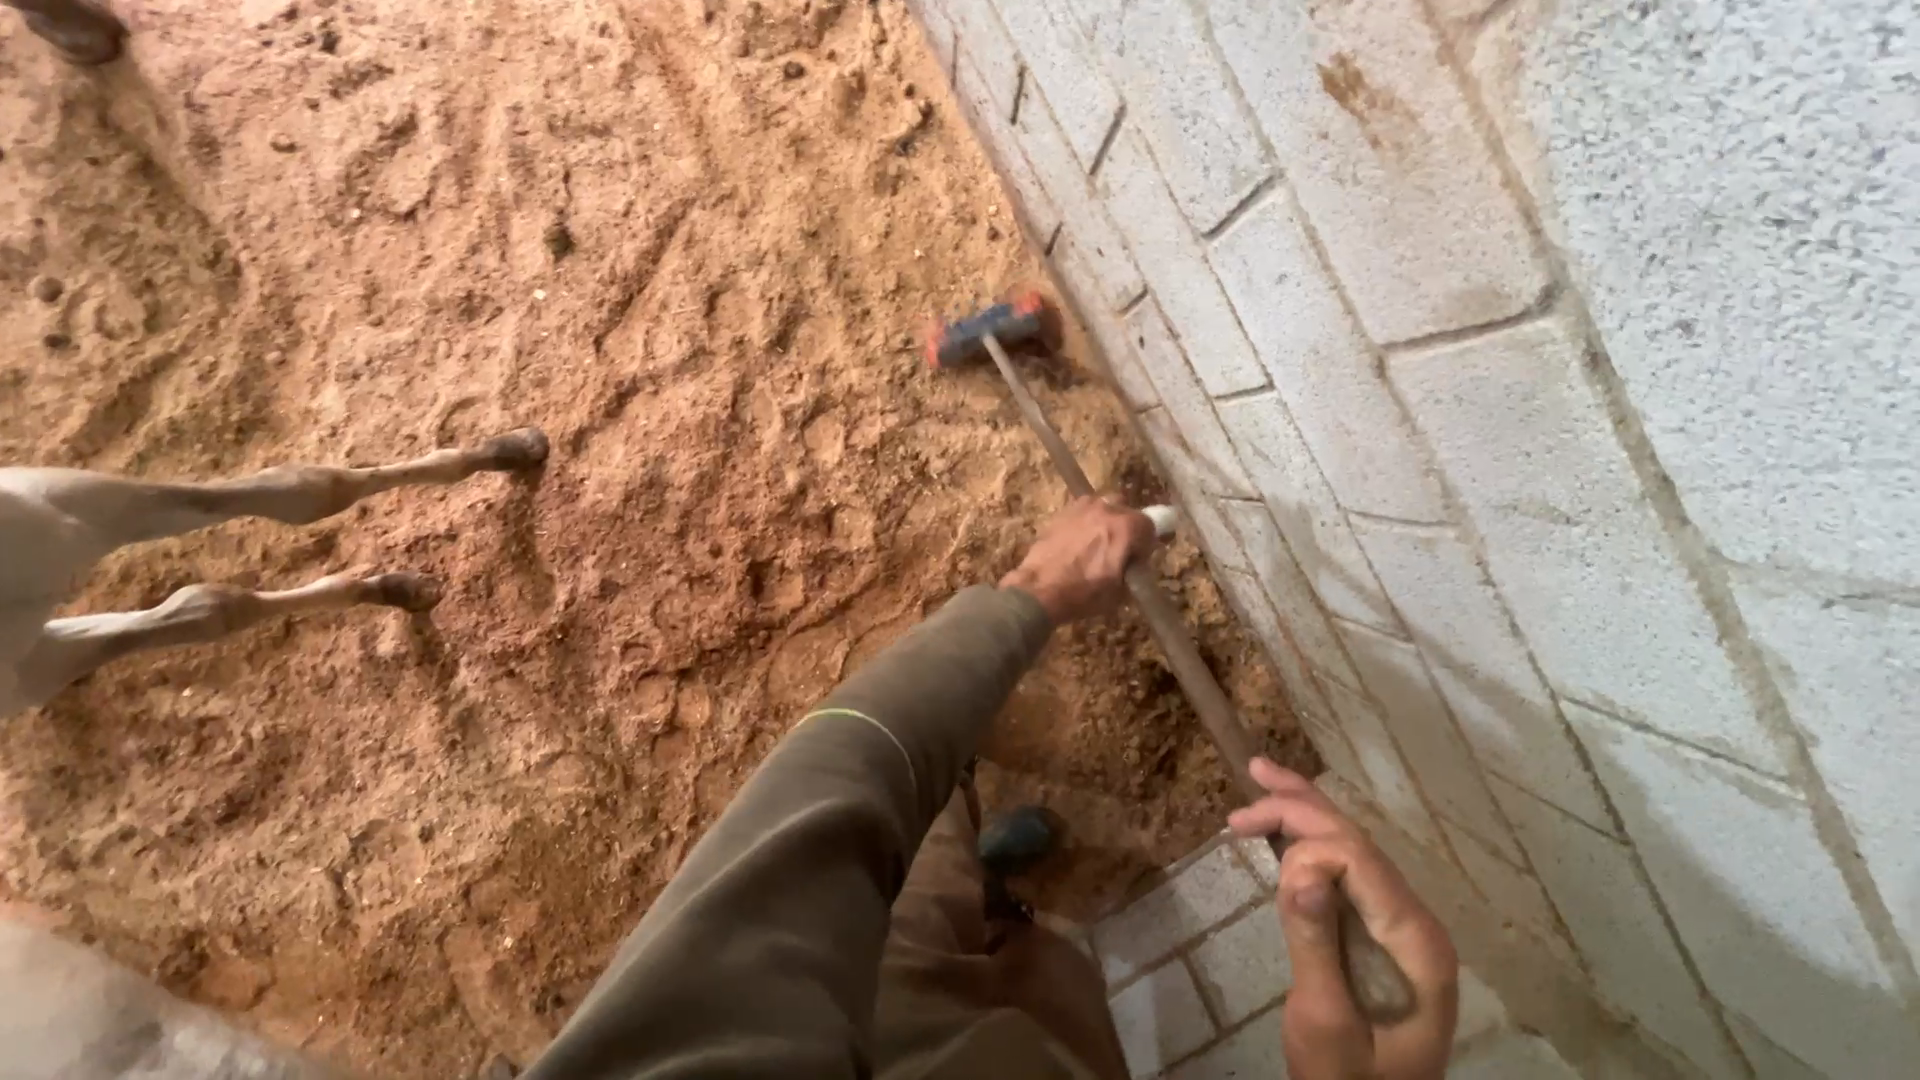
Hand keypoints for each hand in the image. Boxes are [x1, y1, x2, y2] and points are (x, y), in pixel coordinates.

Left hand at [999, 496, 1155, 624]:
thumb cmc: (1084, 593)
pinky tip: (1078, 541)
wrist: (1039, 589)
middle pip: (1126, 511)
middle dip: (1127, 527)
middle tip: (1119, 549)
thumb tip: (1132, 563)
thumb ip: (1133, 569)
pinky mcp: (1061, 513)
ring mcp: (1081, 507)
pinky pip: (1082, 511)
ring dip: (1105, 520)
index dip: (1146, 543)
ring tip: (1097, 543)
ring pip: (1103, 506)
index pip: (1149, 525)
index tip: (1138, 558)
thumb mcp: (1120, 590)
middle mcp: (1106, 509)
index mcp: (1126, 527)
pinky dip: (1085, 522)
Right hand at [1228, 758, 1458, 1079]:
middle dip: (1301, 806)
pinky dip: (1309, 843)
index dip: (1305, 839)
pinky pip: (1345, 873)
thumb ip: (1316, 943)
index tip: (1247, 843)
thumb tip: (1301, 867)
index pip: (1360, 859)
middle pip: (1356, 842)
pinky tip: (1283, 827)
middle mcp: (1414, 922)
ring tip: (1263, 776)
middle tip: (1249, 779)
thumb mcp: (1326, 1023)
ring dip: (1305, 812)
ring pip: (1351, 849)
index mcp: (1415, 942)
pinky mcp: (1378, 933)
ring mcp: (1398, 926)